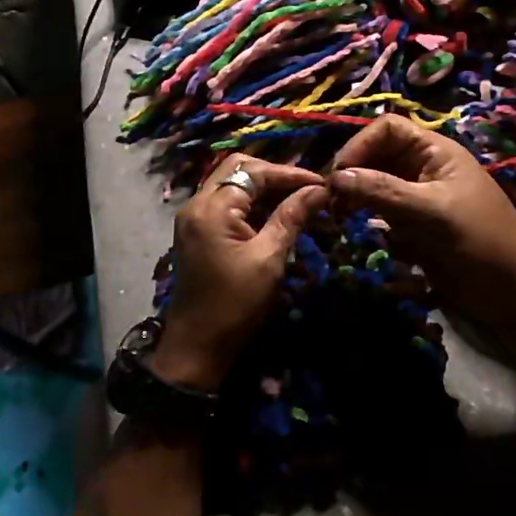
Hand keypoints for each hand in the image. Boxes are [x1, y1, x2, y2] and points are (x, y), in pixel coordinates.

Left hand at [160, 154, 328, 389]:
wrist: (197, 345)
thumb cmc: (235, 304)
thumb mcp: (269, 260)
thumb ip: (291, 218)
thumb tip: (319, 189)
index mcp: (211, 208)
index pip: (253, 172)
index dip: (290, 174)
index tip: (322, 184)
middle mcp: (196, 205)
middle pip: (237, 170)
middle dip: (274, 175)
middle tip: (307, 190)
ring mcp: (193, 218)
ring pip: (230, 185)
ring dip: (262, 189)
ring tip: (297, 200)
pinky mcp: (196, 232)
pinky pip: (224, 204)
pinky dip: (249, 204)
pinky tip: (275, 215)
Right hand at [329, 116, 515, 317]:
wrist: (512, 294)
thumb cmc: (480, 243)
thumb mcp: (430, 213)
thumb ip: (382, 191)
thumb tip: (334, 177)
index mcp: (436, 151)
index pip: (386, 129)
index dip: (358, 146)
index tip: (337, 177)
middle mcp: (423, 167)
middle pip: (375, 154)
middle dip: (352, 173)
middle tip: (331, 202)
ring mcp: (416, 196)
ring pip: (373, 183)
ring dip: (354, 196)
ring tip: (338, 216)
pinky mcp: (412, 223)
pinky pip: (379, 209)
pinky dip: (364, 215)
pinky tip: (354, 228)